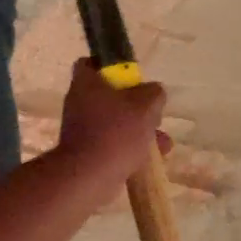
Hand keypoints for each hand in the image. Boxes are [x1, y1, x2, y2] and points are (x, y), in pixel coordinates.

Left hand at [57, 58, 168, 178]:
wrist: (89, 176)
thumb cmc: (116, 133)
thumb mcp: (145, 106)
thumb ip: (153, 93)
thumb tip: (153, 91)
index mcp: (85, 83)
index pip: (90, 63)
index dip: (111, 66)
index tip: (132, 76)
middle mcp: (78, 103)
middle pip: (110, 96)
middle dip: (137, 106)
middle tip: (154, 114)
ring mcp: (80, 129)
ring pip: (115, 122)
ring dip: (139, 130)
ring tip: (162, 143)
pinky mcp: (85, 151)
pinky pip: (111, 144)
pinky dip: (130, 149)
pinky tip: (151, 160)